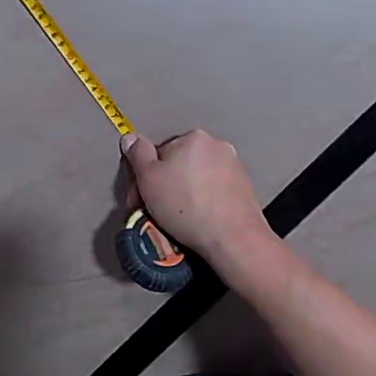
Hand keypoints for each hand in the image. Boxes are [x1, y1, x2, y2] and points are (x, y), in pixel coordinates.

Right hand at [120, 130, 276, 263]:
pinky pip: (214, 190)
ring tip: (179, 219)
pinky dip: (204, 202)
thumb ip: (138, 154)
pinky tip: (199, 220)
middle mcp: (216, 146)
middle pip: (179, 164)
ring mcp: (233, 166)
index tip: (140, 198)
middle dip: (166, 185)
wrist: (232, 237)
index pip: (159, 153)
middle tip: (157, 210)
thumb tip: (131, 138)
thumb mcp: (148, 179)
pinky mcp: (244, 187)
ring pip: (197, 178)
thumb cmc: (187, 207)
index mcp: (193, 138)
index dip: (145, 177)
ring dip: (185, 193)